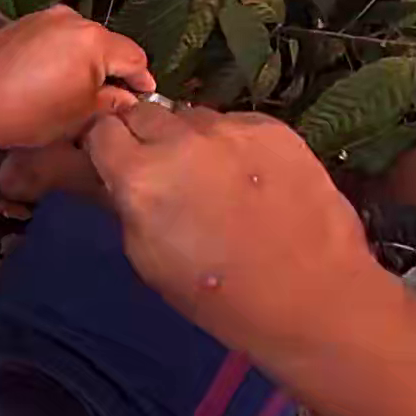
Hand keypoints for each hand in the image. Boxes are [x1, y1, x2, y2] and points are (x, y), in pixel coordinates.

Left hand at [0, 6, 153, 149]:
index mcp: (93, 39)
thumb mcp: (79, 115)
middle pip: (104, 45)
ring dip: (81, 62)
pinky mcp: (17, 25)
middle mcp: (69, 19)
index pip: (134, 56)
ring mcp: (39, 18)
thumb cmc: (30, 112)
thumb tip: (126, 98)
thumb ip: (111, 102)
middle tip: (107, 100)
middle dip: (109, 70)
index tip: (143, 97)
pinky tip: (44, 80)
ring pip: (75, 40)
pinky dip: (55, 56)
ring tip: (73, 92)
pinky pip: (49, 39)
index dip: (142, 80)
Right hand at [87, 106, 385, 352]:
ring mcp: (228, 130)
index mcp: (140, 176)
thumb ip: (123, 201)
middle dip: (144, 136)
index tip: (117, 162)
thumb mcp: (144, 256)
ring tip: (213, 174)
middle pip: (142, 113)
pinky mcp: (271, 128)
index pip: (101, 129)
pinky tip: (250, 176)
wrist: (314, 302)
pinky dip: (231, 142)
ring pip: (188, 116)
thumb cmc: (215, 294)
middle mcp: (178, 140)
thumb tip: (115, 173)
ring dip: (188, 138)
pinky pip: (233, 122)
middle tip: (164, 169)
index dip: (107, 146)